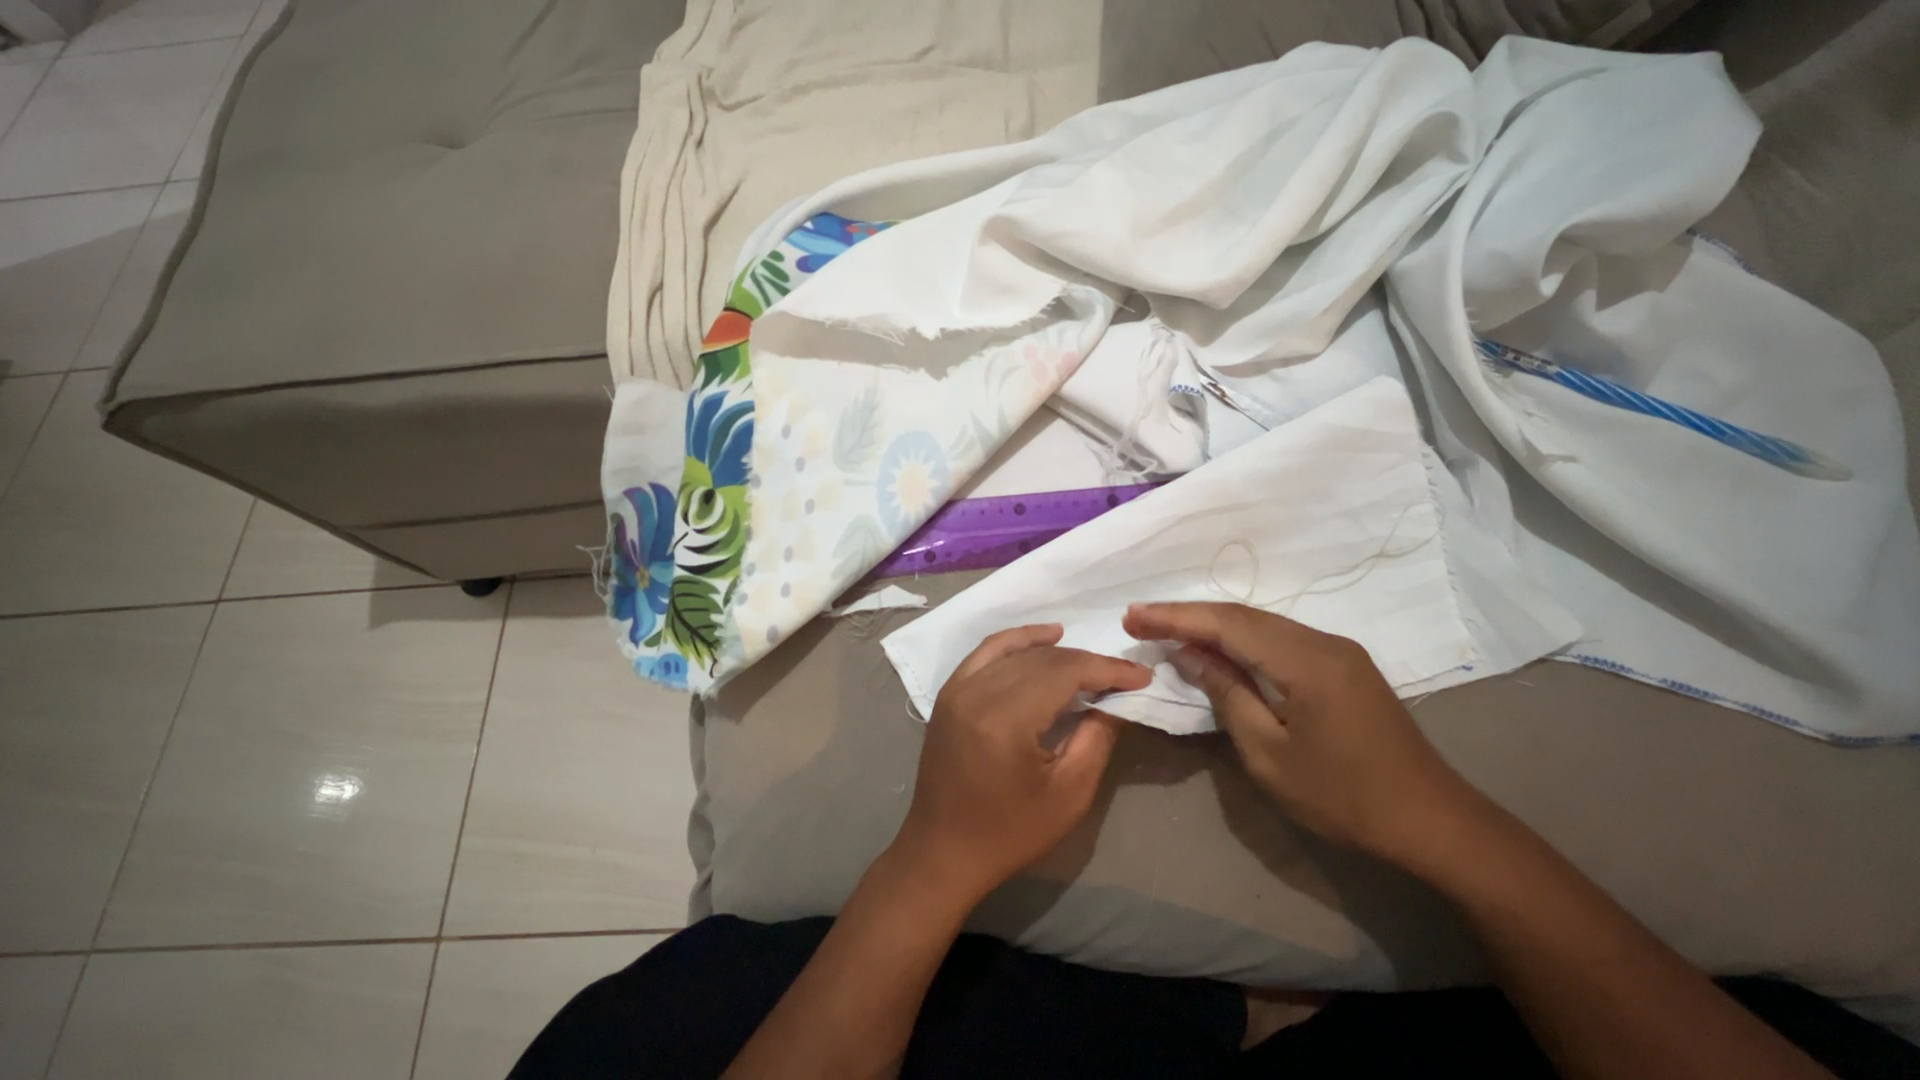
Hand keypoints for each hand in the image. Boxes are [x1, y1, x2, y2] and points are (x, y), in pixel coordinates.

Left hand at [895, 624, 1151, 901]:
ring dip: (1055, 650)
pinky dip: (1016, 641)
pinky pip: (985, 654)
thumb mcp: (1069, 793)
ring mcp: (956, 690)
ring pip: (1015, 651)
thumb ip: (1096, 737)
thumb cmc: (1010, 833)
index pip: (1065, 672)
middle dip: (1086, 662)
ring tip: (1090, 660)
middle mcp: (976, 692)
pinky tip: (1043, 640)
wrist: (944, 853)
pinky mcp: (948, 695)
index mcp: (1004, 718)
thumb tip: (1114, 699)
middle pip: (1041, 659)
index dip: (1106, 669)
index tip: (1141, 676)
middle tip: (1122, 676)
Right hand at [1122, 602, 1483, 870]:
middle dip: (1188, 616)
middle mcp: (1324, 642)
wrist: (1430, 820)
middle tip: (1138, 620)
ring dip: (1214, 626)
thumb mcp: (1269, 754)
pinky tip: (1218, 649)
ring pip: (1264, 625)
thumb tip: (1191, 654)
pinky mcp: (1345, 669)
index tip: (1132, 617)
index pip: (1228, 624)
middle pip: (1245, 616)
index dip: (1175, 618)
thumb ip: (1228, 695)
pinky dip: (1242, 641)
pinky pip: (1282, 641)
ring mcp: (1339, 653)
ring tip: (1166, 630)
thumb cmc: (1343, 796)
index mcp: (1307, 660)